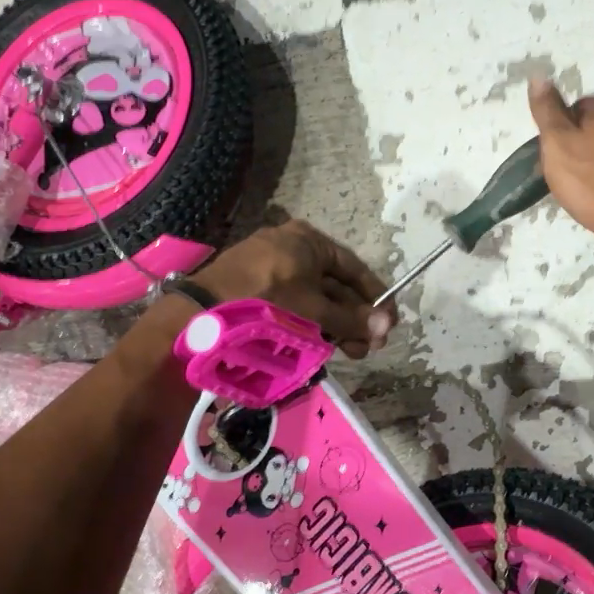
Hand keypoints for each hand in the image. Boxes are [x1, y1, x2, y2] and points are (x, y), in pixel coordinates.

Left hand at [189, 220, 395, 357]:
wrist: (203, 313)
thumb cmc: (268, 301)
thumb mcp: (317, 310)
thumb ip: (352, 319)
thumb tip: (386, 326)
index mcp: (309, 241)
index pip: (355, 269)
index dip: (376, 298)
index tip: (391, 322)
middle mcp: (292, 247)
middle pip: (336, 286)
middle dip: (356, 318)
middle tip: (370, 346)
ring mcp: (272, 267)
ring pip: (317, 299)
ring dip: (337, 326)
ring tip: (349, 353)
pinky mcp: (257, 288)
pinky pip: (296, 304)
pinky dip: (313, 324)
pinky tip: (323, 346)